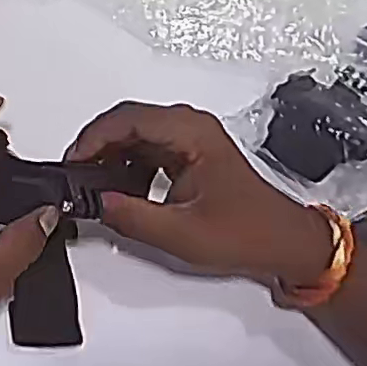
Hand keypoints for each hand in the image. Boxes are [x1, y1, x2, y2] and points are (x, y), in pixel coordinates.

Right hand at [67, 102, 332, 288]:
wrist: (290, 246)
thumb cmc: (253, 234)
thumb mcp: (184, 234)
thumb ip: (133, 217)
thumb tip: (97, 202)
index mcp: (192, 133)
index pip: (128, 119)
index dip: (95, 138)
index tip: (76, 158)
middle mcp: (190, 126)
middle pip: (127, 119)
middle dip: (96, 142)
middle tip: (77, 167)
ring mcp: (188, 137)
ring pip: (132, 130)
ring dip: (108, 150)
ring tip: (91, 176)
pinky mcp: (185, 151)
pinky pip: (142, 144)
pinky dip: (122, 159)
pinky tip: (115, 181)